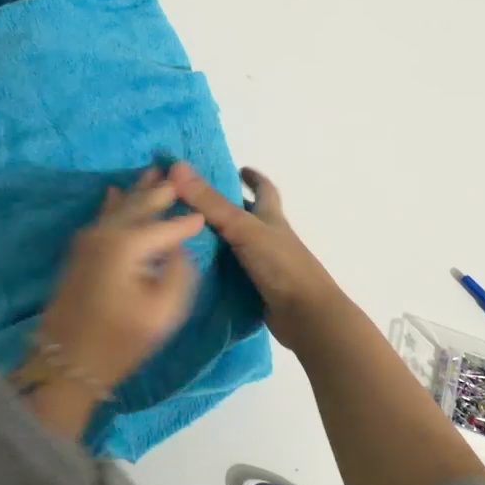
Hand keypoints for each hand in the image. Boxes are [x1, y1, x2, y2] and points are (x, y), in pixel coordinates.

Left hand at [37, 167, 203, 391]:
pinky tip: (114, 192)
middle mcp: (105, 233)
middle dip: (157, 190)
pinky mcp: (78, 251)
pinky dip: (114, 203)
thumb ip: (178, 272)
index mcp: (127, 244)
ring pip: (118, 207)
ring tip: (152, 173)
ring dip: (136, 191)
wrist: (66, 361)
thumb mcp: (162, 312)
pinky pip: (102, 216)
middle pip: (137, 206)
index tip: (202, 213)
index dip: (185, 221)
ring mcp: (87, 240)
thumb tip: (178, 248)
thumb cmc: (119, 340)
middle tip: (174, 170)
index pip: (165, 225)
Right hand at [169, 161, 351, 352]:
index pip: (264, 190)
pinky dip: (218, 267)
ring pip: (240, 244)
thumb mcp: (243, 227)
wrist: (306, 317)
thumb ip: (210, 202)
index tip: (239, 169)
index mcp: (271, 218)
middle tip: (198, 202)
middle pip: (250, 216)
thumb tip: (177, 168)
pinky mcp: (259, 288)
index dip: (253, 178)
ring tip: (188, 233)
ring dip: (219, 238)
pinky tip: (197, 267)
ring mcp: (266, 264)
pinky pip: (234, 271)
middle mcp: (270, 237)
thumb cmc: (281, 264)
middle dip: (229, 207)